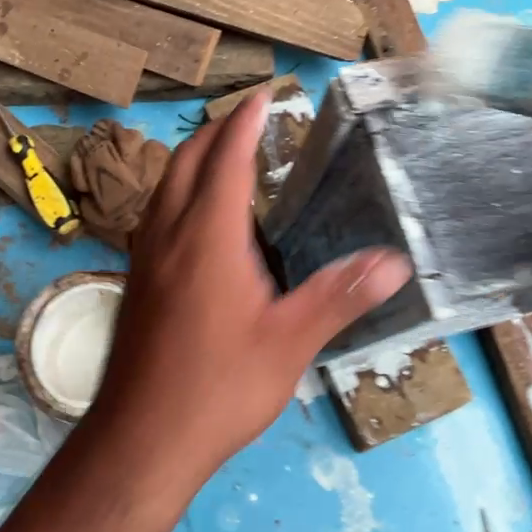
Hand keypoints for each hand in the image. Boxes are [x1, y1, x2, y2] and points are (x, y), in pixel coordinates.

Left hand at [87, 89, 412, 474]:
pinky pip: (157, 210)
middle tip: (248, 118)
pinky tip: (196, 216)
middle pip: (186, 160)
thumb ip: (339, 296)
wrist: (142, 437)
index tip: (262, 94)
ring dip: (193, 157)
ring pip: (165, 183)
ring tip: (224, 154)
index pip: (226, 159)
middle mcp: (169, 232)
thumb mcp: (290, 343)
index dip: (245, 122)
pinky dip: (179, 188)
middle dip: (216, 130)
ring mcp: (145, 255)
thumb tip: (395, 262)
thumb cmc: (219, 387)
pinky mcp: (136, 278)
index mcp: (207, 236)